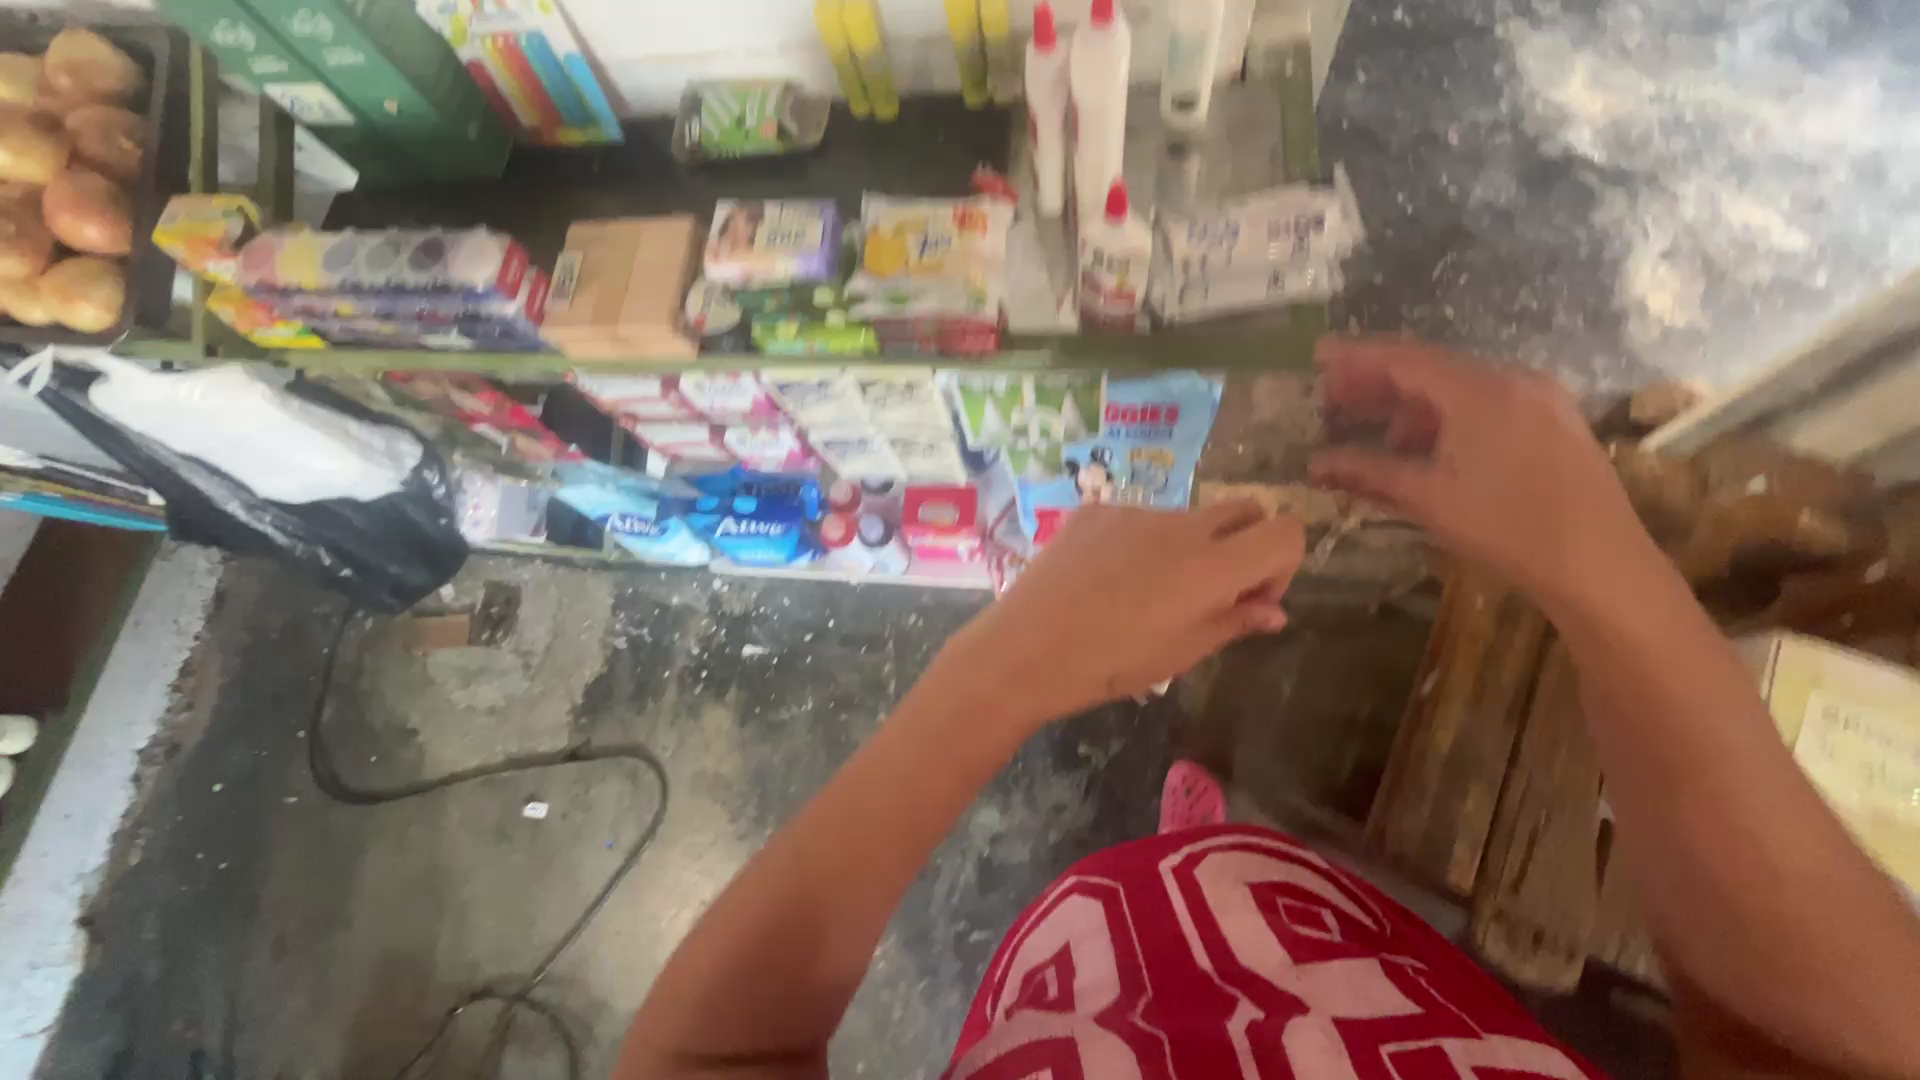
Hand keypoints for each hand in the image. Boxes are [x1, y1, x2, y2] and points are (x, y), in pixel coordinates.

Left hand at [931, 501, 1305, 729]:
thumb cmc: (1108, 665)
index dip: (1282, 563)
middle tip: (1211, 591)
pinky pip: (1139, 518)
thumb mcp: (1181, 654)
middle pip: (1245, 510)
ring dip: (1188, 547)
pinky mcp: (1096, 511)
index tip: (1251, 598)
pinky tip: (1105, 580)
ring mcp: (1135, 512)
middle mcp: (1181, 526)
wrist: (1024, 650)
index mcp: (1212, 567)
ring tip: (1142, 594)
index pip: (1286, 532)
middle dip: (1245, 544)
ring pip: (1188, 517)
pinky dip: (1141, 543)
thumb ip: (1234, 622)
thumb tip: (1274, 610)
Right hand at [1308, 336, 1654, 606]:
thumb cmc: (1505, 526)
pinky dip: (1444, 417)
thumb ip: (1366, 471)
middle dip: (1378, 382)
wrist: (1598, 563)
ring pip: (1459, 387)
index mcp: (1480, 390)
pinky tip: (1424, 447)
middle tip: (1332, 398)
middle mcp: (1513, 380)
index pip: (1405, 358)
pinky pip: (1486, 403)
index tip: (1318, 356)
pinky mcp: (1553, 421)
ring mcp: (1540, 399)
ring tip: (1373, 433)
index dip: (1356, 356)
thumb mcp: (1427, 497)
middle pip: (1432, 368)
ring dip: (1410, 405)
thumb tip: (1314, 464)